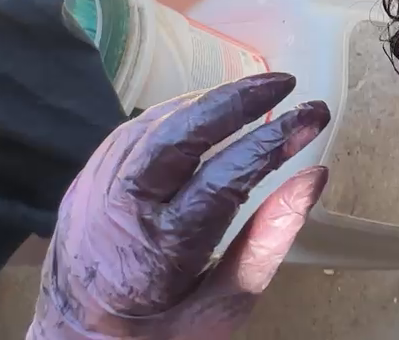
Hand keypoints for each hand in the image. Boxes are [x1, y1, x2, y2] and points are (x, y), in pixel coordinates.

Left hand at [28, 73, 330, 339]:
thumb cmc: (160, 336)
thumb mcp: (224, 308)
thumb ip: (269, 241)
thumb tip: (316, 175)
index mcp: (156, 255)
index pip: (225, 178)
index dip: (275, 140)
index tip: (317, 115)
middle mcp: (116, 218)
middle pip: (177, 136)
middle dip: (237, 100)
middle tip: (286, 82)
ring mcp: (90, 198)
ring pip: (153, 126)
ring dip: (209, 101)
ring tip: (256, 92)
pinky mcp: (82, 187)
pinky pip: (132, 132)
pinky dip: (177, 113)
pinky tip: (208, 111)